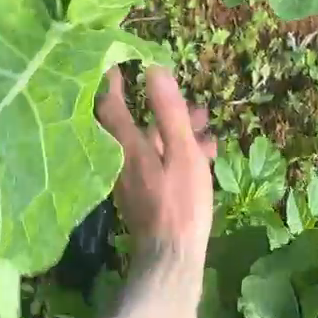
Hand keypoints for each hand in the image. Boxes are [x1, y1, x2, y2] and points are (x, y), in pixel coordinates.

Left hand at [95, 66, 216, 256]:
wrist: (172, 256)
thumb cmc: (179, 202)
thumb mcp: (181, 152)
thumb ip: (168, 112)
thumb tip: (154, 69)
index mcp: (127, 147)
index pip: (110, 104)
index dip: (113, 81)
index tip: (117, 61)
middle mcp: (122, 161)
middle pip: (136, 125)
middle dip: (162, 109)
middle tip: (187, 98)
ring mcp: (133, 180)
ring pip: (152, 145)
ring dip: (177, 131)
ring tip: (206, 123)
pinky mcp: (145, 196)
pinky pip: (158, 164)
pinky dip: (177, 154)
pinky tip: (204, 155)